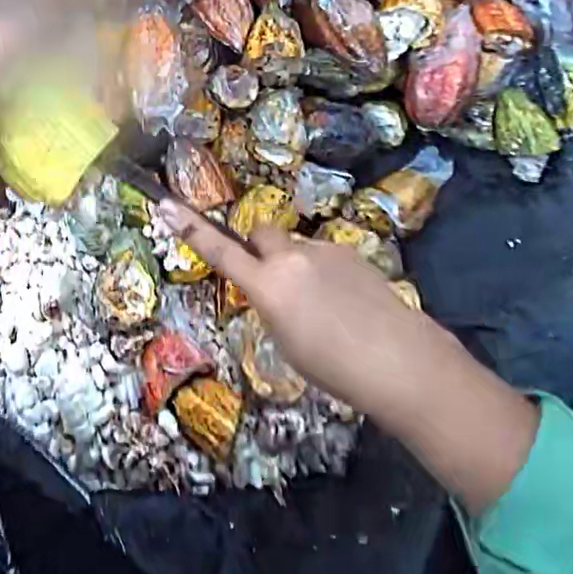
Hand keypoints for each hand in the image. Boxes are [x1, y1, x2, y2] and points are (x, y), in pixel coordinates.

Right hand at [154, 199, 448, 417]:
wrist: (407, 364)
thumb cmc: (337, 370)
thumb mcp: (286, 343)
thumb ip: (270, 305)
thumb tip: (274, 288)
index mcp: (268, 286)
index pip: (219, 251)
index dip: (189, 228)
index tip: (165, 203)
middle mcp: (290, 258)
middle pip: (260, 234)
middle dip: (260, 250)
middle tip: (275, 281)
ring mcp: (323, 250)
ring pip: (295, 247)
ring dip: (297, 265)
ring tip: (326, 306)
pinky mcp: (350, 251)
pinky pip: (323, 254)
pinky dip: (325, 272)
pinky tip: (350, 303)